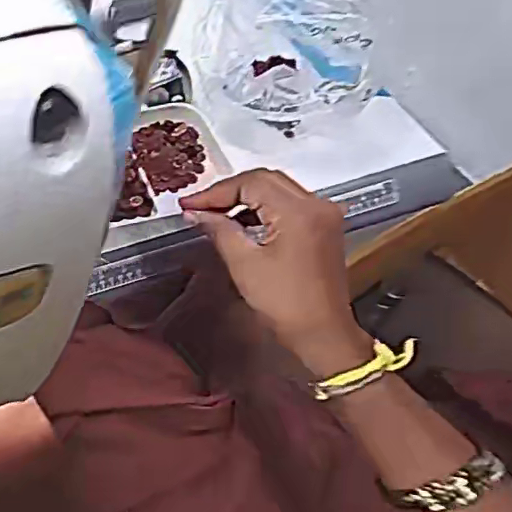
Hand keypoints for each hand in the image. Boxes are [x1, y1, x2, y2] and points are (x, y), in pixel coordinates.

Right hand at [180, 170, 372, 375]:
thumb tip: (197, 213)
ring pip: (277, 190)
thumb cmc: (284, 302)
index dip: (215, 192)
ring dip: (244, 199)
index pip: (251, 183)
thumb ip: (219, 230)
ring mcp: (323, 215)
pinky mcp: (323, 227)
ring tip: (213, 214)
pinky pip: (288, 205)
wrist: (320, 331)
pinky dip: (261, 209)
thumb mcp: (244, 263)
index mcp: (299, 211)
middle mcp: (317, 205)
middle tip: (198, 206)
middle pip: (266, 180)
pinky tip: (239, 224)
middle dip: (229, 191)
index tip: (188, 204)